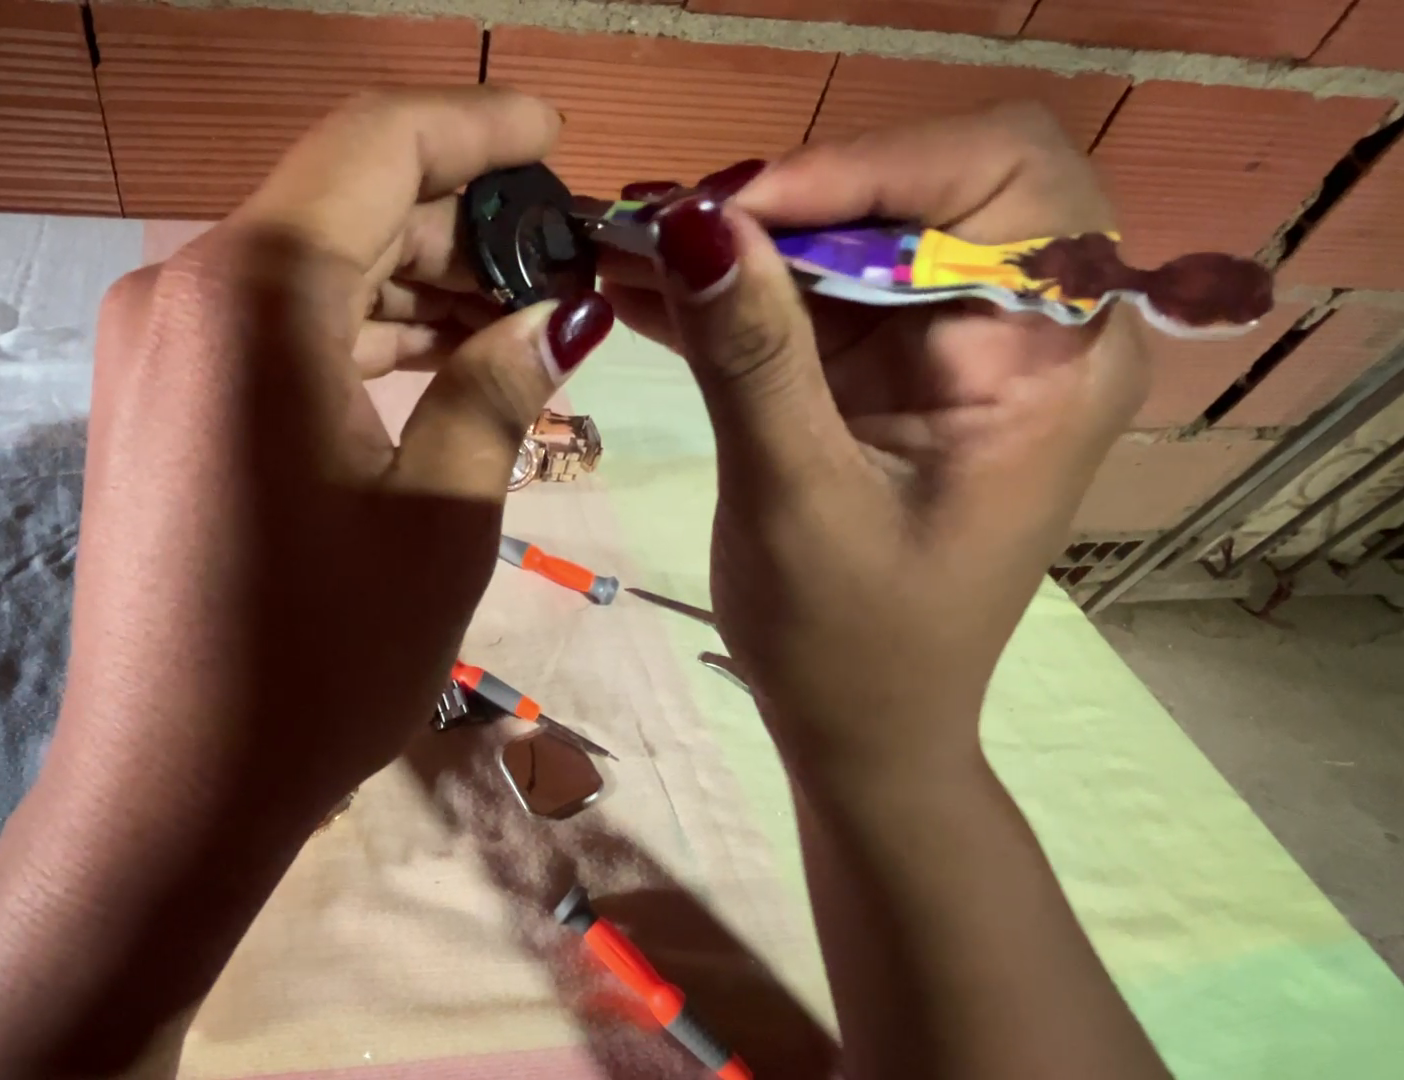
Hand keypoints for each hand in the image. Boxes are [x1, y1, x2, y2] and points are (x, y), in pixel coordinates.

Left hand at [74, 88, 614, 808]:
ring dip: (409, 284)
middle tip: (555, 258)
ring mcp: (154, 352)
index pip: (375, 144)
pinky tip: (432, 362)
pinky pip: (270, 333)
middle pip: (340, 205)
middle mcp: (177, 293)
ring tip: (514, 316)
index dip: (478, 129)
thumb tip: (563, 312)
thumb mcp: (439, 516)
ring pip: (306, 271)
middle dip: (455, 221)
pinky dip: (353, 335)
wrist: (175, 786)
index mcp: (250, 295)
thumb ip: (499, 385)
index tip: (554, 138)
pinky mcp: (157, 408)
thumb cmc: (319, 661)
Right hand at [600, 104, 1146, 775]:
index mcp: (1048, 354)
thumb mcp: (795, 496)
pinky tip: (640, 288)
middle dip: (773, 204)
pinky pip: (796, 307)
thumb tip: (693, 224)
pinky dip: (721, 295)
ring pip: (832, 249)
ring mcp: (932, 352)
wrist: (856, 728)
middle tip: (652, 223)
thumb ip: (751, 355)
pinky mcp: (867, 380)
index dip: (861, 169)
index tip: (727, 209)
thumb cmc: (850, 642)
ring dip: (729, 246)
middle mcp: (1008, 329)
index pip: (995, 179)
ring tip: (622, 245)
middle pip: (902, 202)